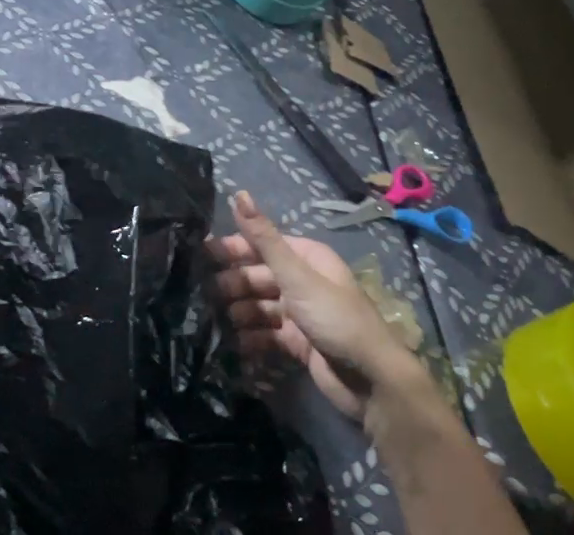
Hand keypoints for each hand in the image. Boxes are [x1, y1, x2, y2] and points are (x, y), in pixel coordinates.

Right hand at [208, 190, 418, 420]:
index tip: (201, 255)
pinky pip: (265, 333)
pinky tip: (233, 342)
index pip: (260, 245)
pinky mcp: (297, 341)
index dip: (233, 249)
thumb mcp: (297, 275)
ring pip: (258, 305)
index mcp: (306, 258)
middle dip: (233, 284)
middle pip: (257, 276)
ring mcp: (299, 313)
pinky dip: (249, 336)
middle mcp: (302, 281)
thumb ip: (264, 238)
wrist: (371, 381)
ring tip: (218, 320)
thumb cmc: (335, 318)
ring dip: (238, 311)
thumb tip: (238, 192)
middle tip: (206, 294)